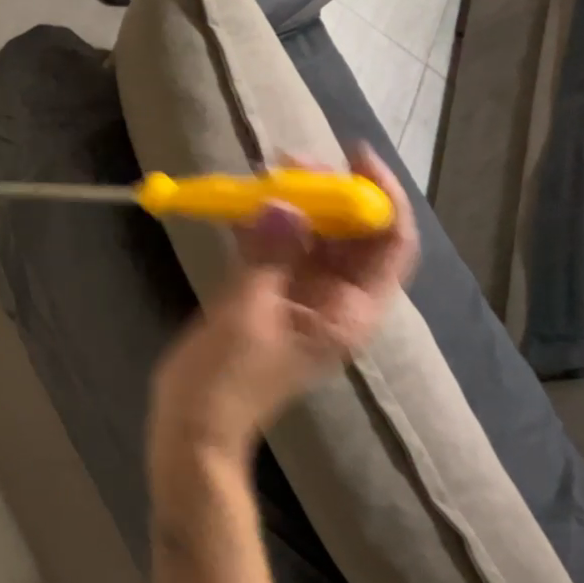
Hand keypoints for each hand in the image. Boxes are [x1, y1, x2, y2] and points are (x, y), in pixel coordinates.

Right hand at [150, 145, 417, 460]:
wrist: (193, 427)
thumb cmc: (226, 380)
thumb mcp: (247, 315)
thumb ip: (269, 257)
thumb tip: (281, 203)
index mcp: (349, 313)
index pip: (390, 243)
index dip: (380, 195)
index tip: (352, 155)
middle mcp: (335, 303)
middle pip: (352, 236)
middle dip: (327, 193)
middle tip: (288, 161)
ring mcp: (301, 301)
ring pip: (314, 241)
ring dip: (294, 207)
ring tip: (262, 177)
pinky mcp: (268, 301)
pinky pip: (279, 254)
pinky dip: (265, 229)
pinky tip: (241, 210)